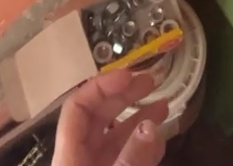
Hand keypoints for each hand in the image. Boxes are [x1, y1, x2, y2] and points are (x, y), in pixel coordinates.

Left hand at [50, 70, 169, 165]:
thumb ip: (131, 158)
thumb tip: (152, 125)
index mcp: (68, 155)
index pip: (77, 107)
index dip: (101, 86)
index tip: (129, 75)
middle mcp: (80, 158)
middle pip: (98, 116)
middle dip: (125, 96)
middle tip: (151, 82)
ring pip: (115, 137)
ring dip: (139, 119)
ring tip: (164, 106)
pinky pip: (125, 158)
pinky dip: (143, 147)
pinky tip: (161, 139)